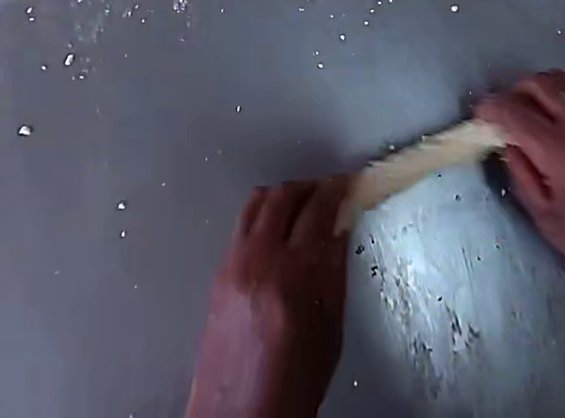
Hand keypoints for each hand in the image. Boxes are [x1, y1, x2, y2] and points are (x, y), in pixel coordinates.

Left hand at [185, 178, 349, 417]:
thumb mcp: (330, 328)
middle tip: (326, 189)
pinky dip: (262, 214)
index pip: (318, 210)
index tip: (345, 182)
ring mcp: (234, 264)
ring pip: (257, 202)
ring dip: (283, 195)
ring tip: (301, 202)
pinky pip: (241, 225)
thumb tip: (341, 227)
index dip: (335, 189)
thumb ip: (334, 270)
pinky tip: (277, 227)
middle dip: (309, 186)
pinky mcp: (218, 273)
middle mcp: (260, 261)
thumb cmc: (294, 383)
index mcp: (294, 277)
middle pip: (284, 196)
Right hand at [474, 71, 564, 308]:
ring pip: (561, 81)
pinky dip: (562, 99)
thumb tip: (505, 143)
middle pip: (538, 83)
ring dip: (538, 92)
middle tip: (504, 117)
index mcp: (560, 151)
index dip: (489, 109)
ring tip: (531, 119)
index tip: (478, 116)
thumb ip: (521, 173)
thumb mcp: (546, 218)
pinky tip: (560, 127)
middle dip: (513, 93)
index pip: (513, 110)